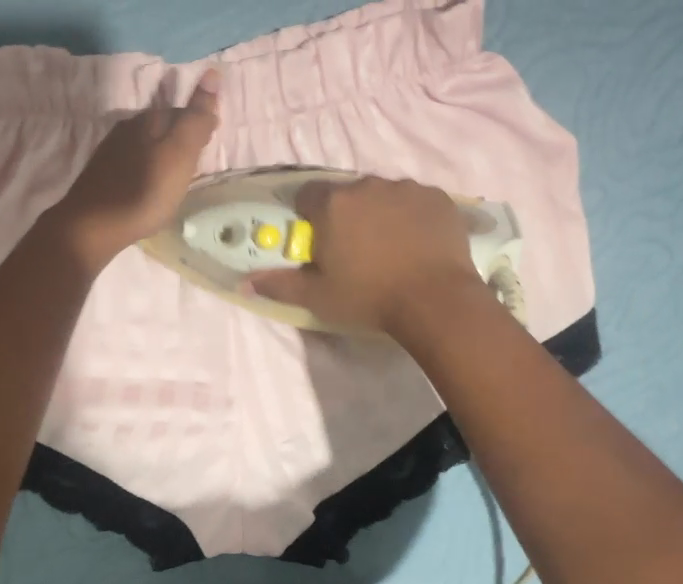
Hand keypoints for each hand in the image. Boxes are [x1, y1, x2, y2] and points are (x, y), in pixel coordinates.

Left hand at [45, 69, 220, 267]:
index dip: (199, 124)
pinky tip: (146, 186)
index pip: (182, 112)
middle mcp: (128, 128)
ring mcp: (110, 151)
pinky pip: (130, 163)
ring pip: (144, 145)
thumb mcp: (180, 154)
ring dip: (160, 154)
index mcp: (149, 121)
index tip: (210, 141)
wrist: (92, 226)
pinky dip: (143, 170)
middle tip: (194, 160)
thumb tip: (212, 74)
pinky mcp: (100, 175)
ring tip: (172, 176)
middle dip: (179, 138)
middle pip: (162, 127)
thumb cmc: (144, 192)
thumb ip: (196, 118)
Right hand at [247, 177, 490, 336]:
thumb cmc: (368, 298)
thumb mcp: (318, 298)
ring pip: (382, 196)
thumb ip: (280, 285)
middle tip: (353, 252)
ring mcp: (406, 187)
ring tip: (388, 250)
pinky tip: (415, 246)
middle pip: (347, 194)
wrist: (434, 299)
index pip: (307, 196)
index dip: (307, 217)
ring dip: (379, 215)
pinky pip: (415, 202)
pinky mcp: (437, 197)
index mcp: (333, 205)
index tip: (316, 241)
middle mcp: (367, 185)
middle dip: (345, 217)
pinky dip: (411, 218)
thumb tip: (245, 283)